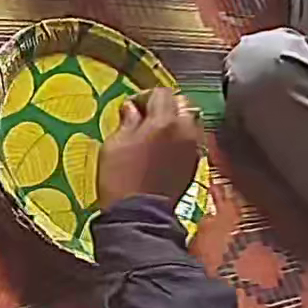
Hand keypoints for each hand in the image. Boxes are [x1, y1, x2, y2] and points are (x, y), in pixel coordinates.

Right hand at [97, 87, 202, 209]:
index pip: (161, 93)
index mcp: (163, 121)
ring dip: (174, 122)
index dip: (143, 96)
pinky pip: (190, 140)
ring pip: (189, 121)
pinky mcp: (194, 164)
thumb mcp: (114, 145)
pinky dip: (179, 138)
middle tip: (144, 118)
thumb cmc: (120, 178)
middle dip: (163, 106)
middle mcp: (185, 130)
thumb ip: (127, 122)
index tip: (130, 108)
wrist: (138, 215)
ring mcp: (192, 148)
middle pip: (181, 103)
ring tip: (155, 134)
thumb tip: (132, 109)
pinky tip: (163, 150)